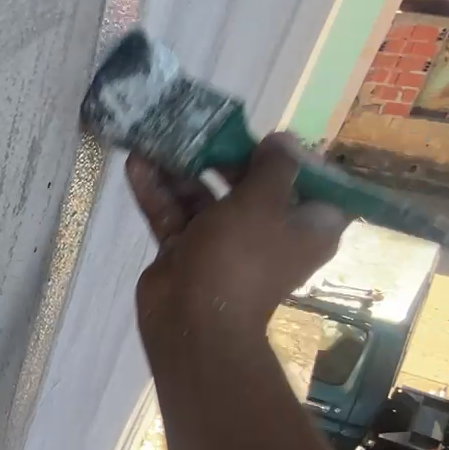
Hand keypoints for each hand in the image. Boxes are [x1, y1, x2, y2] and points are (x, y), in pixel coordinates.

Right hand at [125, 133, 347, 349]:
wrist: (192, 319)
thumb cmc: (241, 257)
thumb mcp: (265, 200)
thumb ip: (273, 165)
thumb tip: (282, 140)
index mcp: (307, 224)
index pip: (311, 182)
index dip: (290, 157)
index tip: (266, 138)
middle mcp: (268, 231)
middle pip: (248, 184)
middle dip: (220, 156)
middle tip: (199, 130)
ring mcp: (222, 241)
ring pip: (202, 197)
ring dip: (179, 170)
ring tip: (157, 139)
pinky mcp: (184, 250)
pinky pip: (174, 215)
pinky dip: (157, 193)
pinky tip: (136, 165)